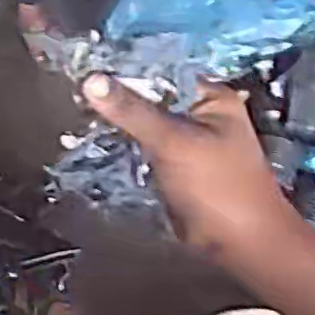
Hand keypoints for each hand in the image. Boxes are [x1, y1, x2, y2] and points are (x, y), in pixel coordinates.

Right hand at [80, 74, 298, 254]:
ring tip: (74, 114)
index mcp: (209, 98)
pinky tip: (84, 141)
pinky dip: (113, 143)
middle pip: (144, 96)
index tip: (83, 67)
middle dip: (111, 97)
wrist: (241, 247)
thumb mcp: (173, 142)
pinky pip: (134, 145)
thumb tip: (90, 78)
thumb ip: (131, 110)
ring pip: (136, 122)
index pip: (159, 70)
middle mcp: (195, 114)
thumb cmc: (218, 187)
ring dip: (109, 122)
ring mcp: (181, 140)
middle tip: (73, 94)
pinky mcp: (166, 164)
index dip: (122, 68)